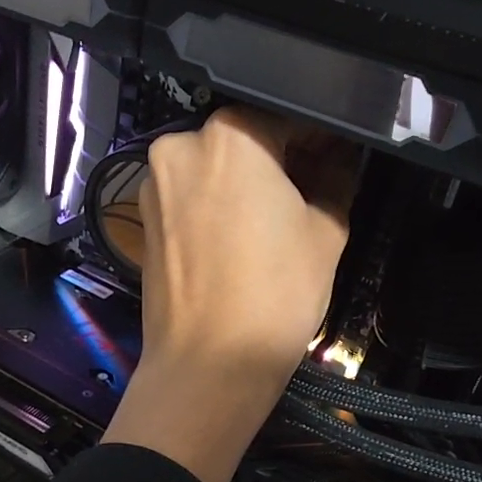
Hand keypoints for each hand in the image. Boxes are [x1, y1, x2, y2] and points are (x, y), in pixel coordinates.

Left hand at [101, 105, 357, 481]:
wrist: (209, 364)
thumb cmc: (276, 293)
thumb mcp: (325, 231)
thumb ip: (334, 181)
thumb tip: (337, 161)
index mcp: (229, 136)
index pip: (285, 117)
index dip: (318, 137)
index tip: (338, 157)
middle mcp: (180, 147)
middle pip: (242, 140)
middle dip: (279, 158)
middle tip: (313, 187)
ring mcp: (153, 185)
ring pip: (211, 169)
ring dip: (245, 182)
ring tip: (278, 219)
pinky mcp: (143, 221)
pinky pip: (189, 198)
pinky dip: (215, 205)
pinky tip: (242, 237)